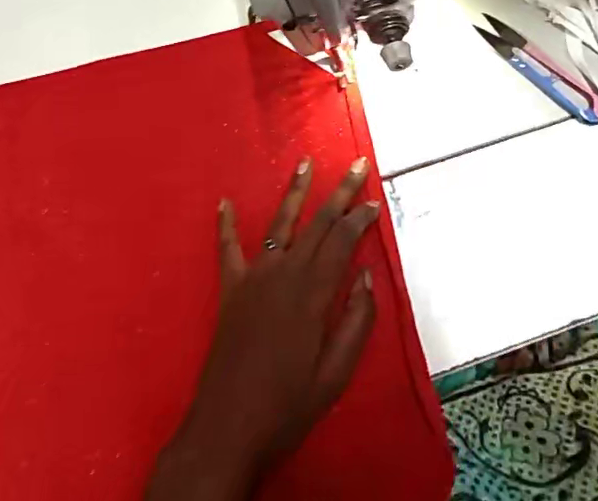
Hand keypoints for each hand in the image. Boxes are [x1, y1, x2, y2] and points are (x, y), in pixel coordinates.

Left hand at [146, 157, 383, 500]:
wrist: (223, 434)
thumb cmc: (287, 406)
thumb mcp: (336, 373)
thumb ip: (356, 322)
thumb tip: (365, 277)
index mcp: (312, 294)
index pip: (342, 241)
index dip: (360, 218)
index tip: (375, 202)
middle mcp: (284, 276)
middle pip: (317, 224)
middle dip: (340, 192)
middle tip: (356, 163)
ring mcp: (253, 281)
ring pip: (278, 225)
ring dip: (294, 192)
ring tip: (304, 162)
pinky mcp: (230, 293)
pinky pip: (227, 252)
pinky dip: (225, 226)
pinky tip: (224, 203)